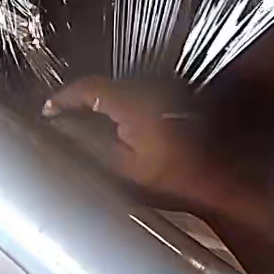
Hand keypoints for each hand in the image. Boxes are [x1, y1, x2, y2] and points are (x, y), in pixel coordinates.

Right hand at [43, 77, 250, 215]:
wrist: (224, 186)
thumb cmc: (177, 181)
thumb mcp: (121, 167)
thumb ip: (87, 143)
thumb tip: (61, 129)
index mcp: (134, 103)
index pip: (88, 88)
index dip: (64, 97)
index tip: (49, 109)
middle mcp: (150, 91)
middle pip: (100, 87)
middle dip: (77, 100)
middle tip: (59, 117)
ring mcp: (163, 95)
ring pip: (115, 91)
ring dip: (95, 104)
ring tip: (80, 123)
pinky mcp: (171, 102)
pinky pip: (132, 98)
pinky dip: (114, 108)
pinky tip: (109, 127)